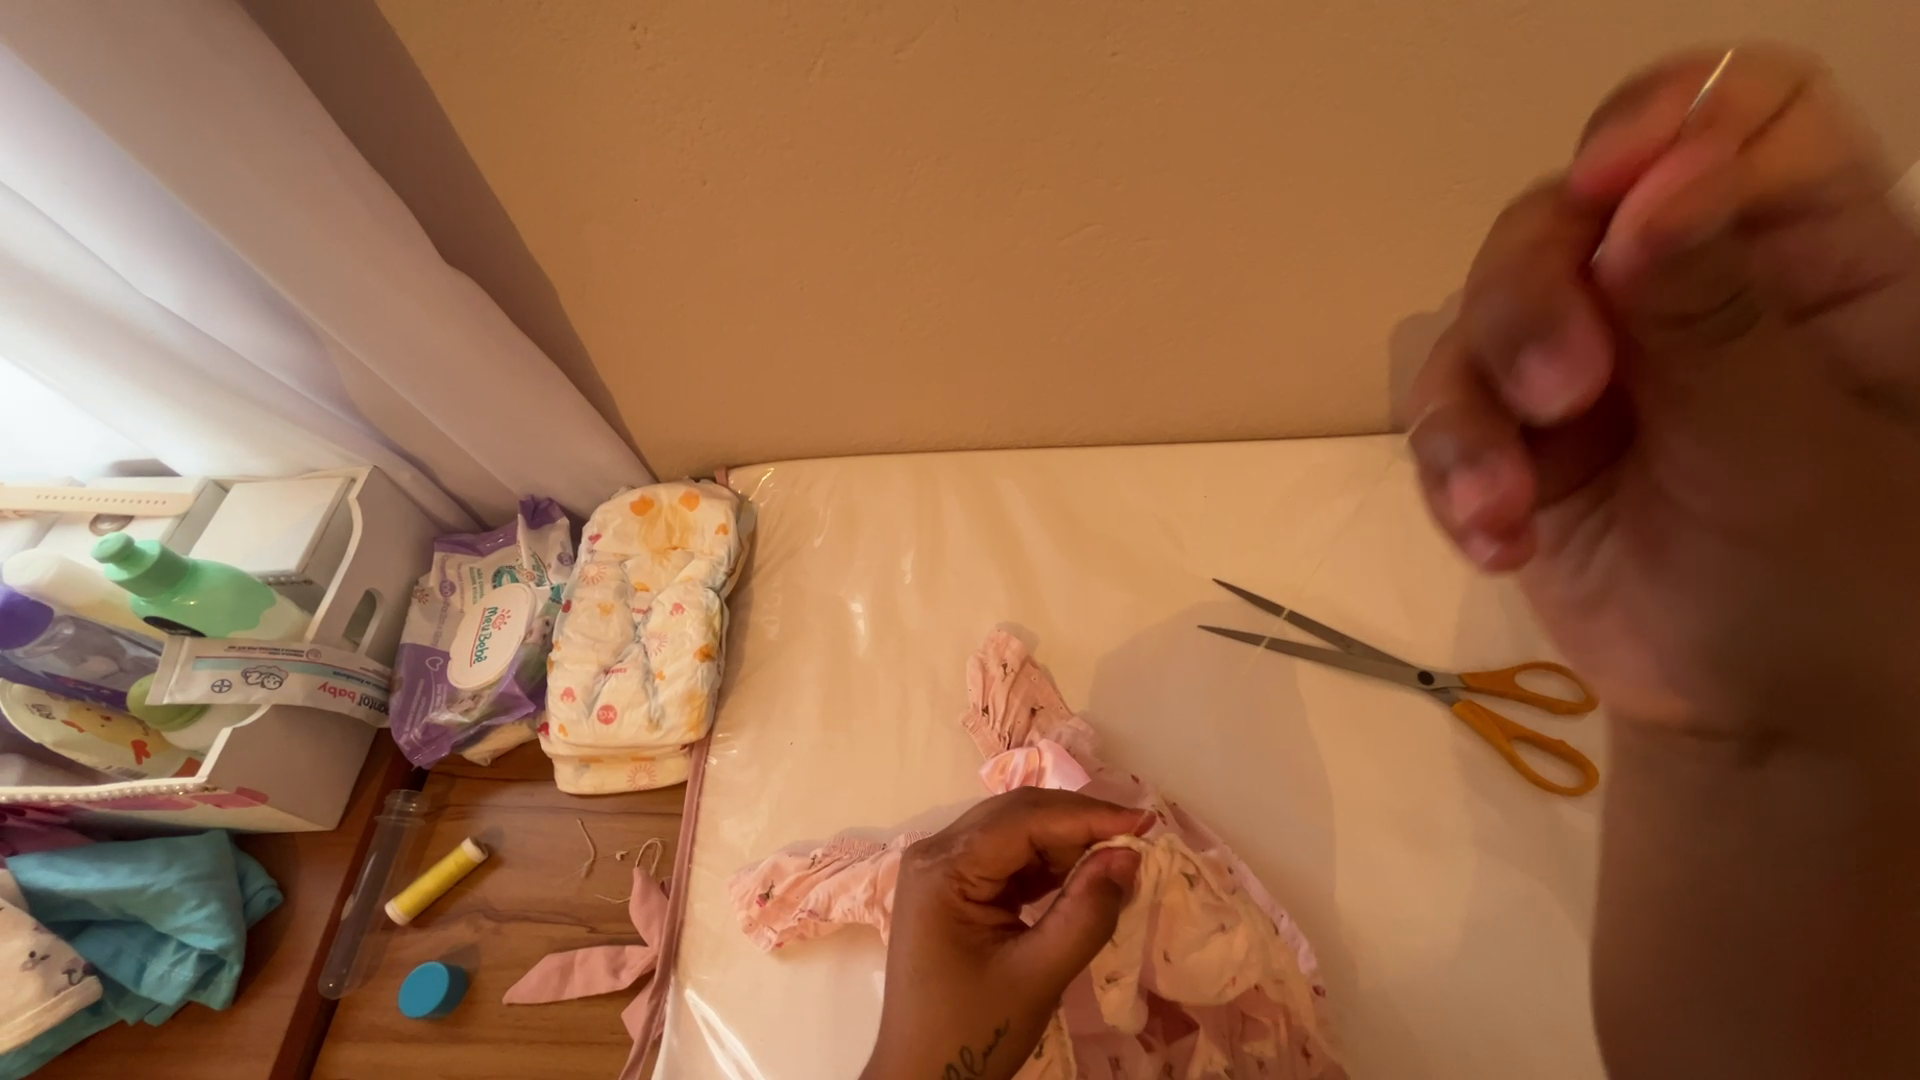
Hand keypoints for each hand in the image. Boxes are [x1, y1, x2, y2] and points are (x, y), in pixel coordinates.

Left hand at [860, 789, 1145, 1079]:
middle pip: (1016, 816)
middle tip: (1137, 835)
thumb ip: (1085, 914)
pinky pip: (1009, 858)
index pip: (1022, 820)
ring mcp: (944, 868)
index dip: (1085, 815)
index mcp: (944, 867)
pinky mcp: (956, 887)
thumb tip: (1128, 857)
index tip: (1143, 823)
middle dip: (1078, 822)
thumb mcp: (1037, 976)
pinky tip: (1084, 872)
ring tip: (1118, 855)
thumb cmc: (973, 1032)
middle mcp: (937, 852)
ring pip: (1015, 832)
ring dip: (1066, 841)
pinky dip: (1049, 863)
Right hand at [1408, 43, 1919, 736]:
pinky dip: (1450, 483)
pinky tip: (1495, 541)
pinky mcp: (1502, 442)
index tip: (1610, 182)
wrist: (1745, 704)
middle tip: (1552, 398)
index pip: (1733, 123)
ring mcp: (1570, 372)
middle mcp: (1665, 297)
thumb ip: (1713, 317)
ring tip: (1500, 512)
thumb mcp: (1792, 446)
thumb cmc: (1835, 582)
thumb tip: (1662, 181)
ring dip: (1467, 425)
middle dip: (1525, 311)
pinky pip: (1438, 428)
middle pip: (1550, 229)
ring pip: (1468, 334)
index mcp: (1797, 263)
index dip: (1662, 125)